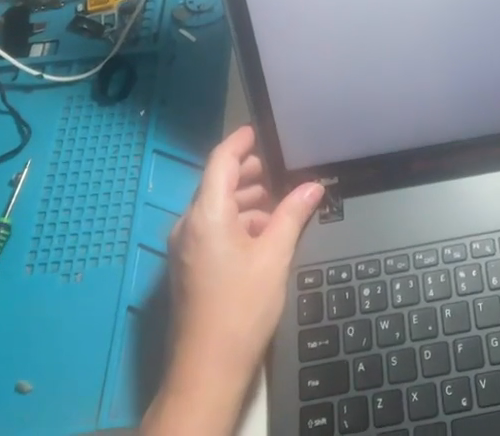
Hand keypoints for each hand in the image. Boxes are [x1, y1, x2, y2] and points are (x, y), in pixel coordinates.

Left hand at [165, 126, 323, 390]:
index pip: (220, 161)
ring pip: (216, 209)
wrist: (207, 369)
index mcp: (206, 215)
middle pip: (217, 184)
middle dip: (249, 174)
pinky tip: (265, 234)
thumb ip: (293, 214)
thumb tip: (313, 186)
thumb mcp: (275, 255)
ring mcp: (186, 248)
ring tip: (280, 203)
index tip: (259, 132)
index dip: (240, 142)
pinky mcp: (190, 268)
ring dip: (246, 201)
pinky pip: (213, 230)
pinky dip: (238, 223)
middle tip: (281, 169)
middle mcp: (189, 226)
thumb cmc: (241, 306)